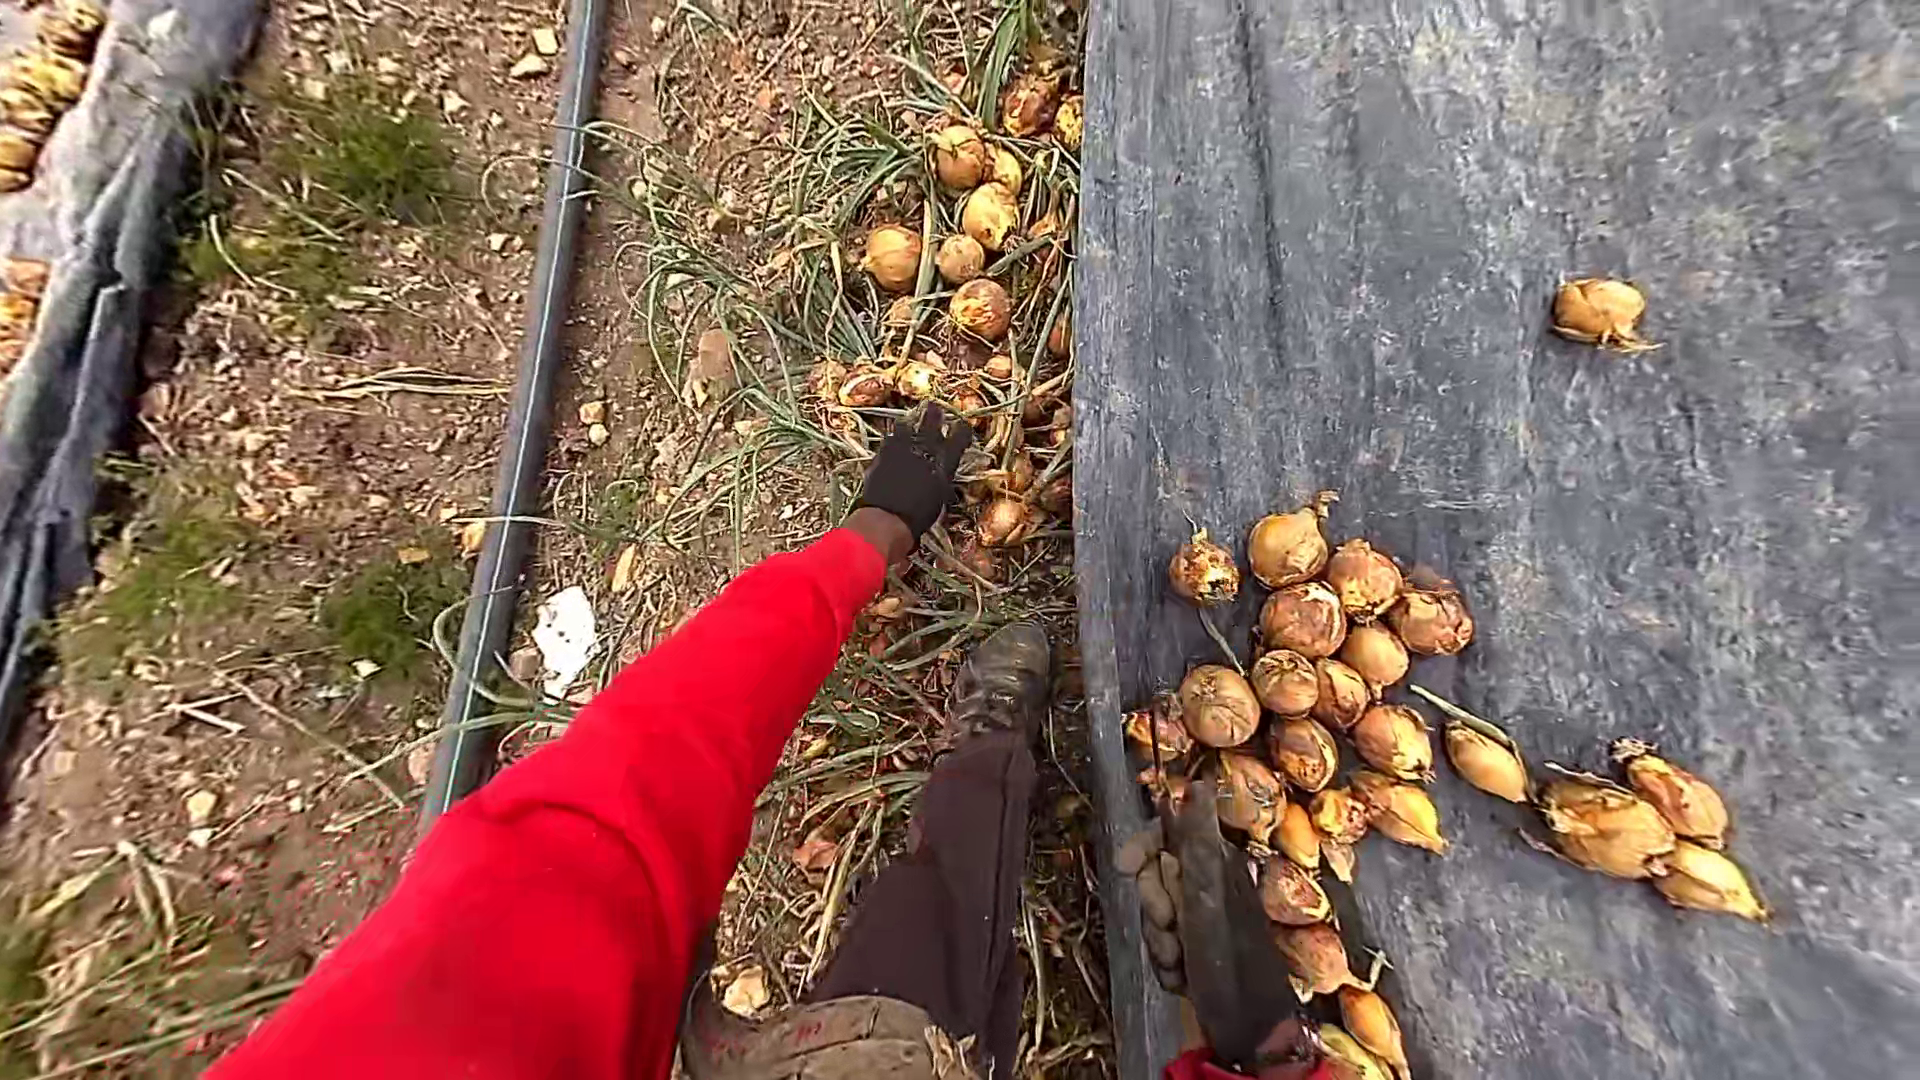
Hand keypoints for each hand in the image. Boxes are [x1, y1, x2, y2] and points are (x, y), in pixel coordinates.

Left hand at [853, 404, 972, 542]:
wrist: (887, 517)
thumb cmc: (919, 515)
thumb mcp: (939, 497)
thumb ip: (941, 479)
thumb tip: (940, 475)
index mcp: (944, 460)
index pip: (960, 435)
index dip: (963, 430)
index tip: (963, 427)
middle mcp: (924, 448)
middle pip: (932, 419)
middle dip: (934, 413)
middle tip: (934, 407)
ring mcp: (900, 447)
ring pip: (906, 424)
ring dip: (909, 424)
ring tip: (909, 424)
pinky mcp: (881, 452)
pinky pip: (889, 440)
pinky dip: (893, 441)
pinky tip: (892, 445)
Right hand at [1120, 781, 1319, 1076]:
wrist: (1250, 1036)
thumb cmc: (1228, 960)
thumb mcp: (1207, 895)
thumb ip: (1198, 838)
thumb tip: (1201, 780)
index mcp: (1214, 862)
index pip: (1164, 832)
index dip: (1141, 847)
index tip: (1123, 867)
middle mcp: (1208, 883)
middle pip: (1154, 872)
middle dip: (1154, 904)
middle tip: (1169, 928)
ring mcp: (1202, 917)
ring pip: (1154, 910)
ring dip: (1159, 939)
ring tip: (1178, 960)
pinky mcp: (1195, 946)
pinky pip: (1160, 940)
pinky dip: (1165, 960)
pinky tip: (1181, 976)